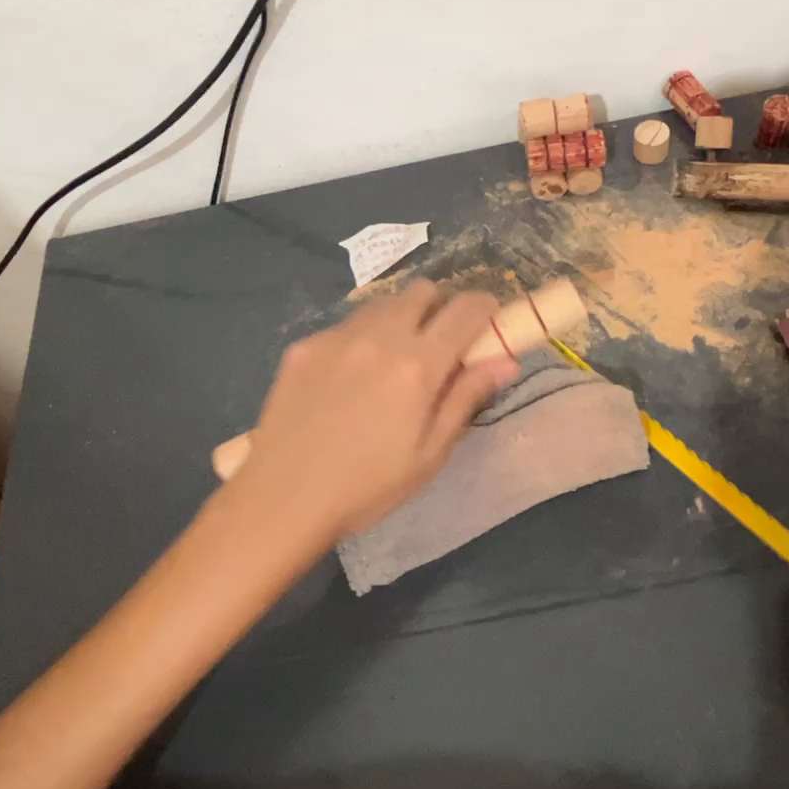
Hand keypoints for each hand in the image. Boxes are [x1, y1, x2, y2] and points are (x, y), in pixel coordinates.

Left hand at [231, 280, 519, 542]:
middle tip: (438, 345)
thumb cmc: (368, 486)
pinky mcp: (305, 346)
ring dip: (400, 320)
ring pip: (382, 304)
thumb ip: (466, 398)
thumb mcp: (430, 453)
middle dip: (439, 308)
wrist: (283, 498)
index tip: (489, 320)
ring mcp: (337, 337)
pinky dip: (362, 339)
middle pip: (422, 290)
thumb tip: (505, 361)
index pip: (465, 310)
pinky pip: (346, 325)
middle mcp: (379, 336)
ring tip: (391, 363)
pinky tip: (349, 380)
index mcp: (418, 365)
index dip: (485, 307)